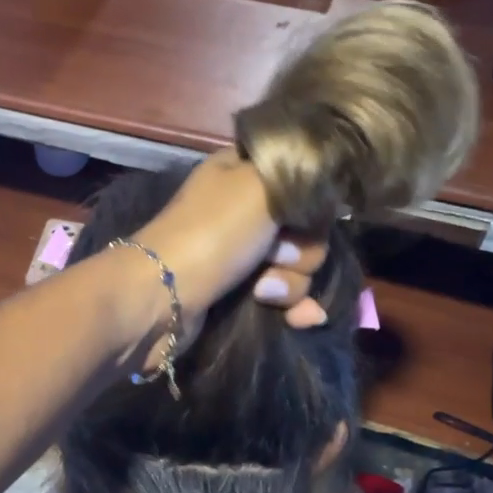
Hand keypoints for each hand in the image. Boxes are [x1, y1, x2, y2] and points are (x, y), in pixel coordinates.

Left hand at [131, 151, 330, 334]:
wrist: (161, 299)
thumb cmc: (211, 234)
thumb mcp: (262, 185)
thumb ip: (306, 176)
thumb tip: (332, 188)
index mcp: (244, 172)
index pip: (304, 180)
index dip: (312, 202)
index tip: (302, 216)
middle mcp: (243, 210)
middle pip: (306, 229)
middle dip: (300, 251)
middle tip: (274, 257)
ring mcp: (239, 255)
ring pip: (297, 268)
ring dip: (290, 284)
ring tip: (261, 292)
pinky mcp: (236, 295)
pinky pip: (283, 299)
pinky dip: (294, 309)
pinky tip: (301, 320)